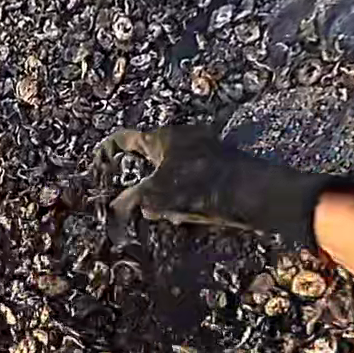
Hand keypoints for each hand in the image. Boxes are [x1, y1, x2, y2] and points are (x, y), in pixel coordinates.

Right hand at [94, 125, 351, 246]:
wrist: (257, 195)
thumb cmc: (202, 188)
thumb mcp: (156, 197)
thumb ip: (129, 202)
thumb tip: (114, 210)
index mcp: (162, 138)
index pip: (123, 139)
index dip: (105, 154)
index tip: (96, 169)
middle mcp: (181, 139)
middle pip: (145, 156)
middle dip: (134, 177)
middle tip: (124, 197)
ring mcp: (201, 151)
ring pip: (166, 170)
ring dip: (155, 189)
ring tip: (152, 210)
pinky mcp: (217, 167)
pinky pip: (185, 179)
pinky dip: (175, 194)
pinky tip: (178, 213)